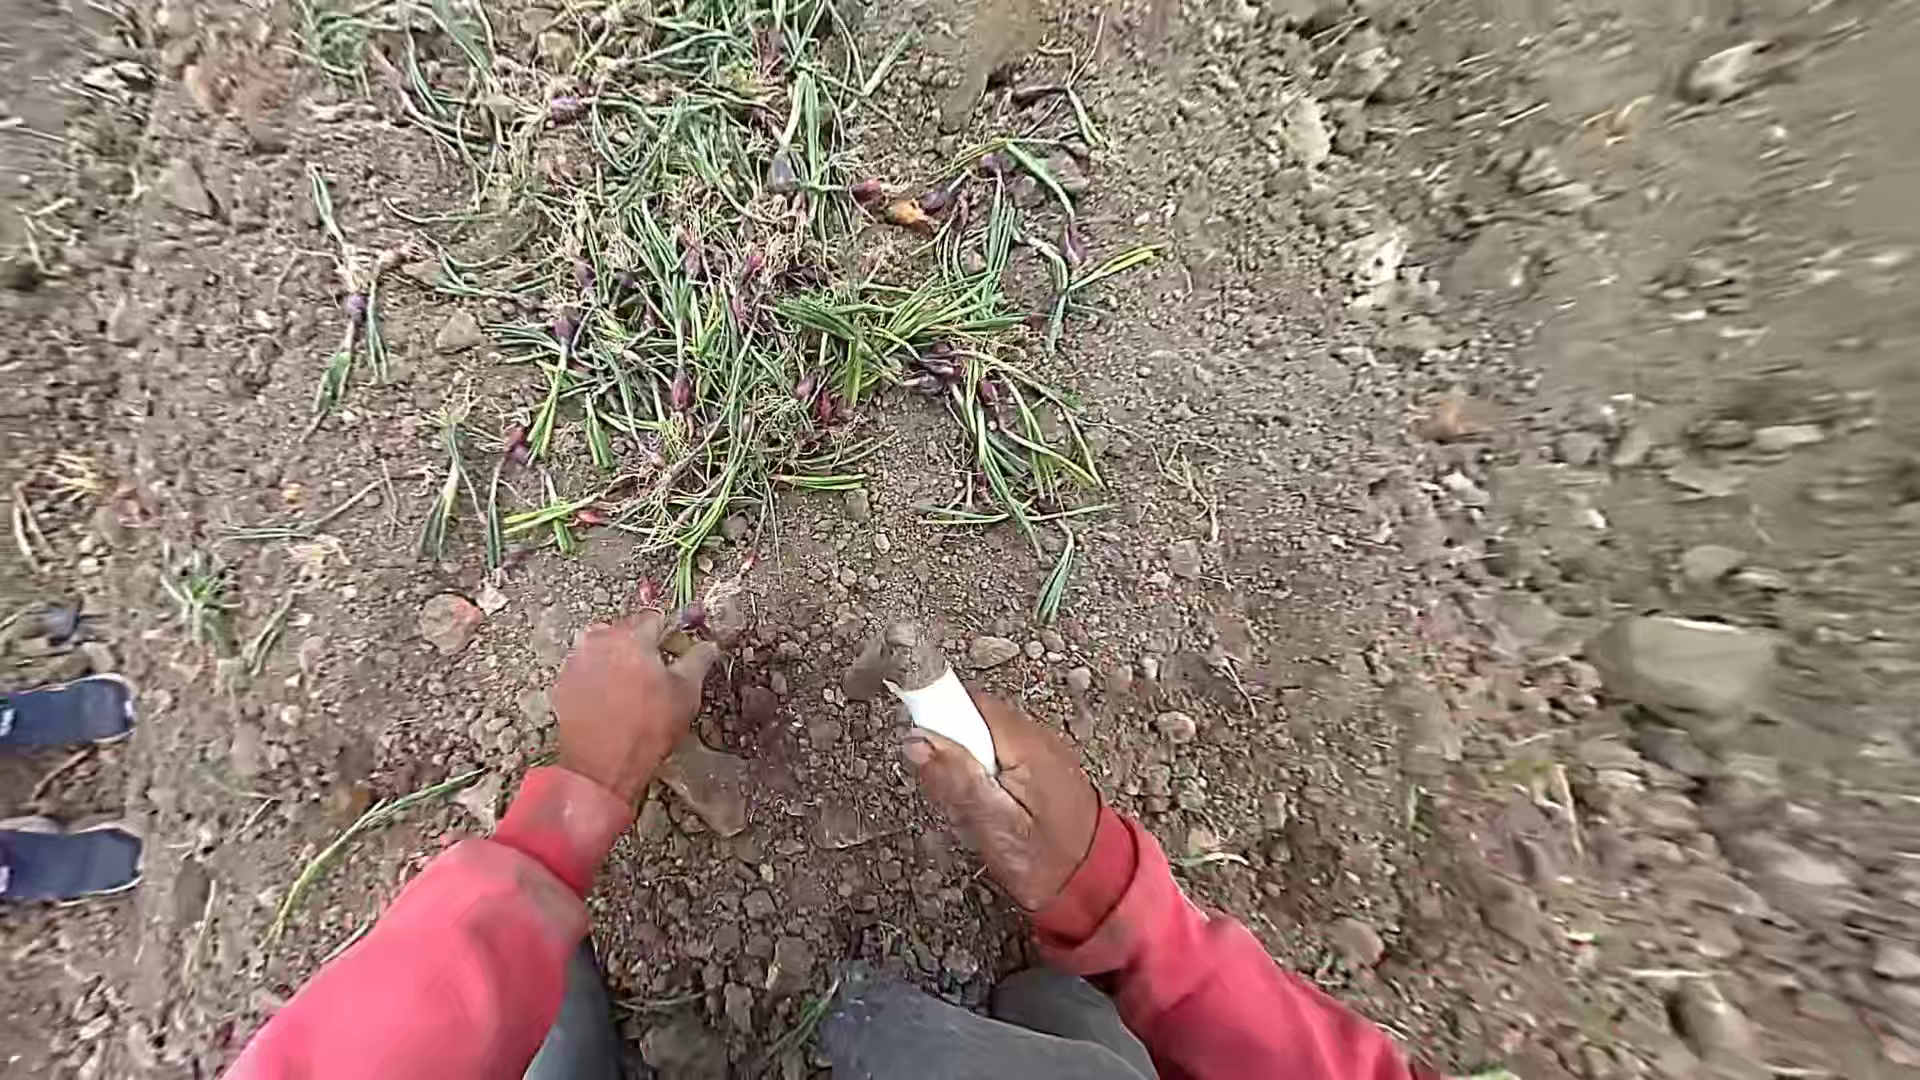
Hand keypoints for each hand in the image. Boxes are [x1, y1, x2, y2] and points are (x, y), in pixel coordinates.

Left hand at [551, 610, 718, 806]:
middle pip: (627, 630)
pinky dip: (601, 675)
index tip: (679, 648)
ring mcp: (575, 663)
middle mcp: (597, 641)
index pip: (655, 617)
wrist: (602, 768)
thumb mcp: (687, 690)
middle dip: (644, 644)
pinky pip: (588, 668)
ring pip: (605, 648)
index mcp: (630, 637)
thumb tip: (708, 645)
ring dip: (620, 657)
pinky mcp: (563, 686)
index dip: (671, 632)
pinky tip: (614, 697)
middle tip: (660, 669)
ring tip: (636, 684)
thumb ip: (699, 658)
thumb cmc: (649, 726)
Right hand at [903, 688, 1098, 910]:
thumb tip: (916, 741)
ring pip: (979, 735)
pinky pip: (996, 750)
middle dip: (950, 750)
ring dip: (965, 765)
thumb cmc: (1049, 861)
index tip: (921, 748)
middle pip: (969, 717)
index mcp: (1022, 742)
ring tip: (976, 808)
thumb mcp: (995, 827)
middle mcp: (1032, 732)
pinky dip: (984, 773)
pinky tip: (992, 806)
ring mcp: (1037, 743)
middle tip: (954, 796)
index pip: (964, 700)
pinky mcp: (1037, 758)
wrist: (1098, 880)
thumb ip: (957, 782)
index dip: (936, 717)